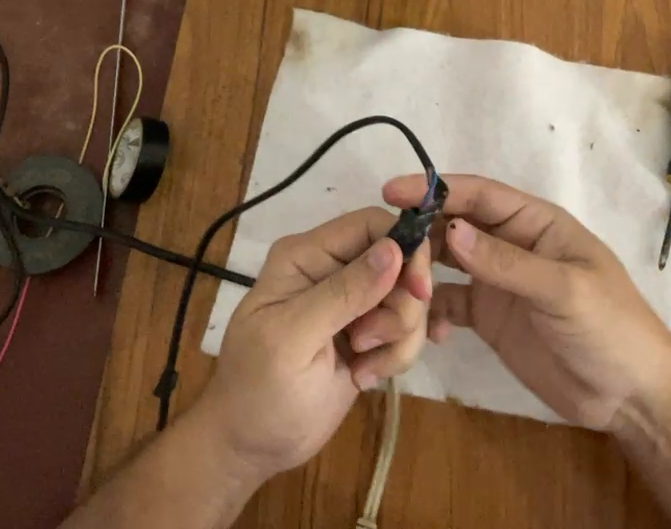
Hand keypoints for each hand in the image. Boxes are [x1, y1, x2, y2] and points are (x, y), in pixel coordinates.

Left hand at [191, 207, 433, 481]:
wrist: (251, 447)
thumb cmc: (258, 390)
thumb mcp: (294, 339)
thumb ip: (343, 293)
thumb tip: (394, 248)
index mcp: (307, 254)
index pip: (372, 223)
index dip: (405, 249)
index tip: (418, 292)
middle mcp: (333, 268)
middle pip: (400, 261)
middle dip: (400, 306)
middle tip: (368, 343)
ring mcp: (353, 301)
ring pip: (408, 298)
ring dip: (398, 337)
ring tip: (362, 367)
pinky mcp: (369, 332)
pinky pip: (407, 329)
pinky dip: (398, 355)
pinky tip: (365, 377)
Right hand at [381, 174, 670, 431]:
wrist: (631, 395)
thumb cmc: (610, 327)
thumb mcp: (563, 290)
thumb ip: (506, 262)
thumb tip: (450, 230)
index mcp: (534, 222)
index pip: (477, 194)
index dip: (434, 189)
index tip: (390, 192)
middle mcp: (511, 243)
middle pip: (454, 225)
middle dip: (419, 233)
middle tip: (384, 253)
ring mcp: (498, 281)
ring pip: (446, 263)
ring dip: (420, 272)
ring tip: (394, 290)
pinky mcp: (490, 317)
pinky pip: (449, 304)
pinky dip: (431, 312)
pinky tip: (423, 330)